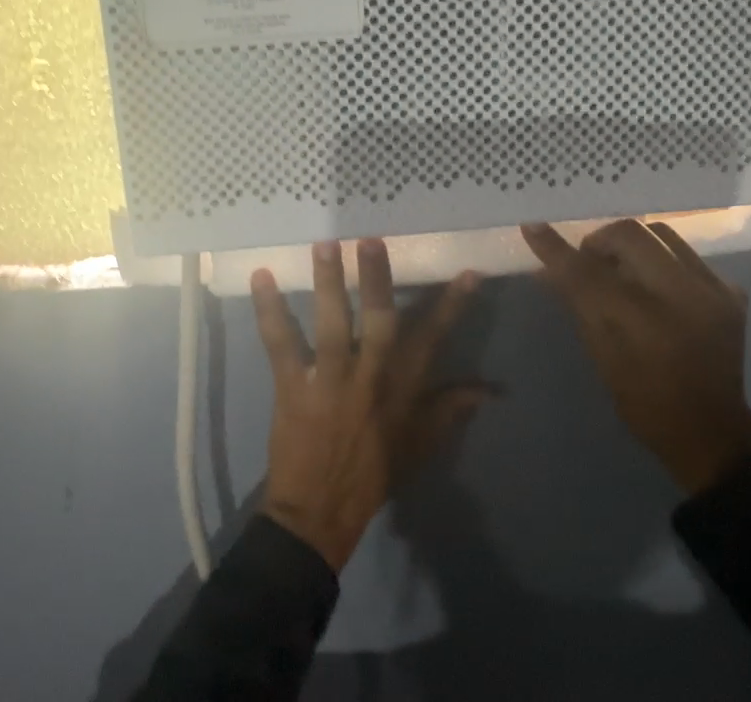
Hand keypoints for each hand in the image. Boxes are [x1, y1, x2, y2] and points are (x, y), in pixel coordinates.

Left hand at [251, 240, 487, 570]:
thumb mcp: (420, 446)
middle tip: (372, 238)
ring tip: (324, 243)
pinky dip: (269, 311)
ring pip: (332, 325)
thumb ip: (450, 410)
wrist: (319, 512)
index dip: (450, 308)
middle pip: (379, 322)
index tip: (467, 273)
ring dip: (328, 283)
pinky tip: (261, 278)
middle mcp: (369, 380)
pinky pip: (280, 344)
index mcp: (402, 393)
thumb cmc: (372, 476)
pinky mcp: (292, 387)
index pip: (431, 343)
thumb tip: (489, 388)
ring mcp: (329, 382)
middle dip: (378, 280)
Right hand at [521, 220, 750, 494]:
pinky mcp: (731, 291)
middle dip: (600, 242)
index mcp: (647, 319)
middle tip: (586, 264)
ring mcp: (714, 288)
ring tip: (620, 272)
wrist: (711, 430)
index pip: (591, 269)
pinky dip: (660, 262)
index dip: (558, 248)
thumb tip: (547, 268)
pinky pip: (686, 255)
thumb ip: (578, 302)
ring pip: (662, 234)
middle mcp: (686, 293)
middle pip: (631, 235)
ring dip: (631, 246)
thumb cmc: (644, 401)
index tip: (535, 227)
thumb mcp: (602, 355)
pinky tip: (654, 288)